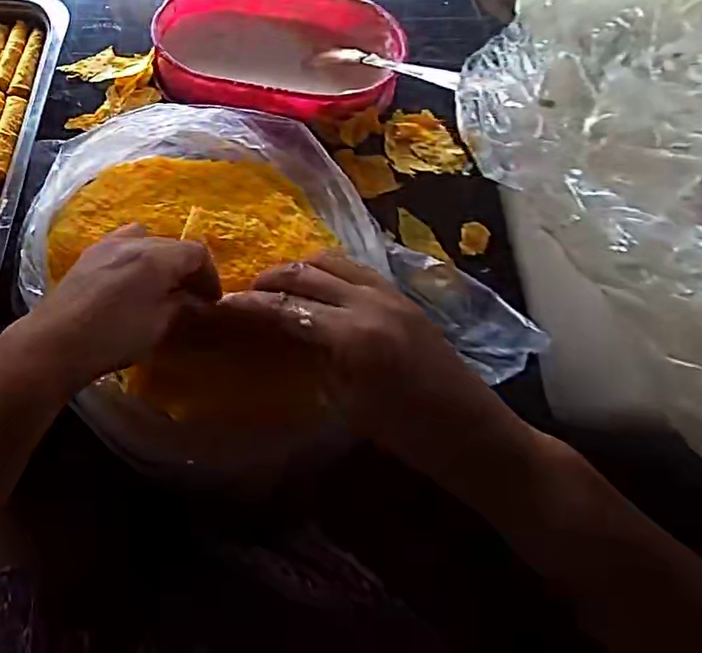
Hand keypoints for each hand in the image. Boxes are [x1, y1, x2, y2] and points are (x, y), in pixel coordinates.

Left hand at [0, 225, 221, 396]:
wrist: (57, 339)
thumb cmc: (115, 335)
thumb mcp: (160, 324)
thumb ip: (181, 305)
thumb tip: (193, 298)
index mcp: (153, 255)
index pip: (195, 252)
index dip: (209, 276)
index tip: (210, 301)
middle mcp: (128, 241)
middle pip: (168, 243)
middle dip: (184, 267)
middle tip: (189, 296)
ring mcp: (102, 245)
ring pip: (141, 240)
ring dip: (156, 259)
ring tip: (159, 288)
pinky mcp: (85, 256)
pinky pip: (118, 247)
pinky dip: (132, 259)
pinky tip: (128, 285)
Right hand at [218, 251, 528, 476]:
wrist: (482, 440)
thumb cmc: (408, 433)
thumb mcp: (344, 399)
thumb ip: (306, 354)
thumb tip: (269, 332)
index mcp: (354, 335)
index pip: (283, 306)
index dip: (245, 304)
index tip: (218, 305)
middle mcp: (371, 304)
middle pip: (300, 273)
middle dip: (265, 280)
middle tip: (242, 295)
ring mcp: (391, 296)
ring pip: (327, 260)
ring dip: (296, 270)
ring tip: (278, 288)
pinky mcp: (403, 298)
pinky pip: (352, 269)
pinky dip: (324, 271)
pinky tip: (315, 289)